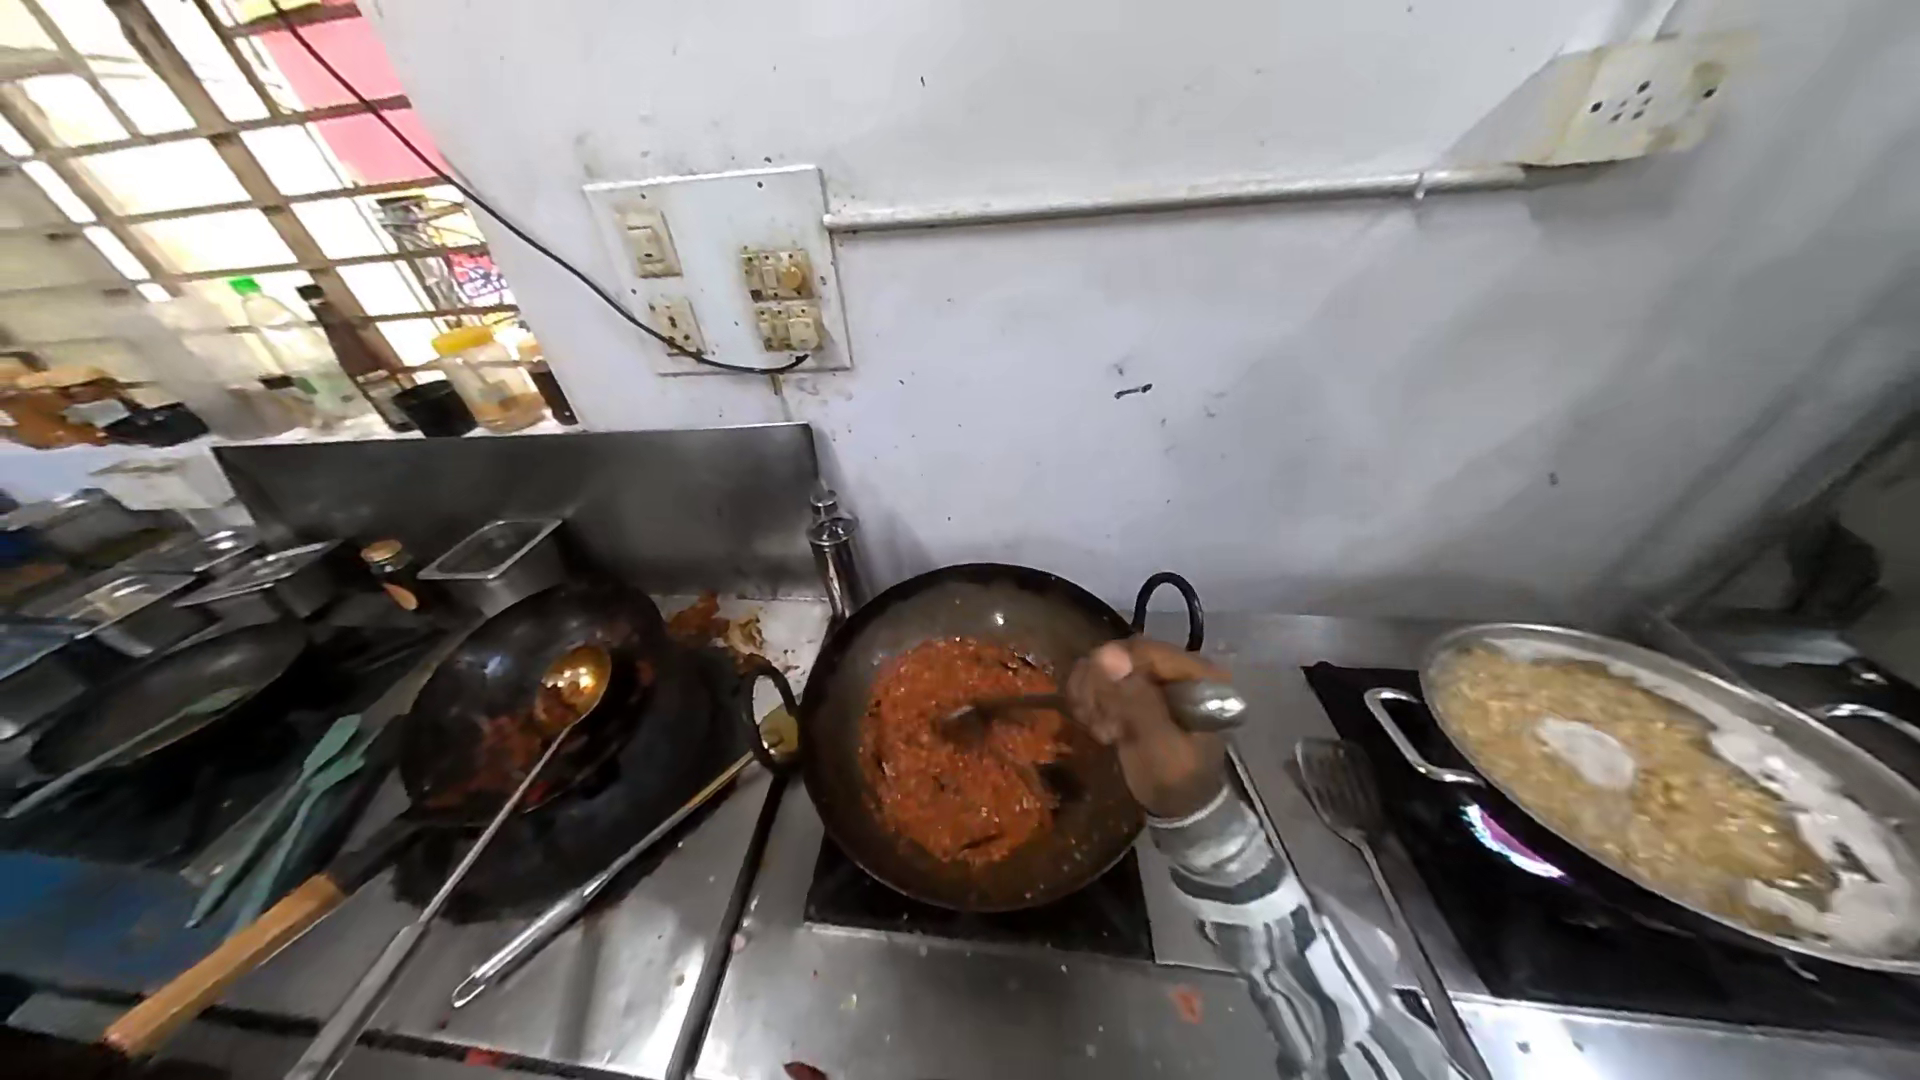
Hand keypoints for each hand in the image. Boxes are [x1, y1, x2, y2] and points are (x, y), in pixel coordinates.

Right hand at [1066, 638, 1228, 818]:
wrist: (1178, 809)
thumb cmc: (1177, 780)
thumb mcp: (1159, 745)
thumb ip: (1136, 700)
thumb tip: (1105, 653)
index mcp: (1198, 673)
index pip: (1142, 650)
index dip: (1111, 673)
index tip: (1102, 710)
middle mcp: (1177, 665)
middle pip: (1120, 653)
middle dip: (1101, 690)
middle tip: (1103, 728)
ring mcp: (1154, 674)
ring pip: (1103, 662)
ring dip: (1091, 696)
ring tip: (1102, 730)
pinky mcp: (1134, 685)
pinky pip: (1096, 675)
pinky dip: (1088, 700)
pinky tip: (1097, 725)